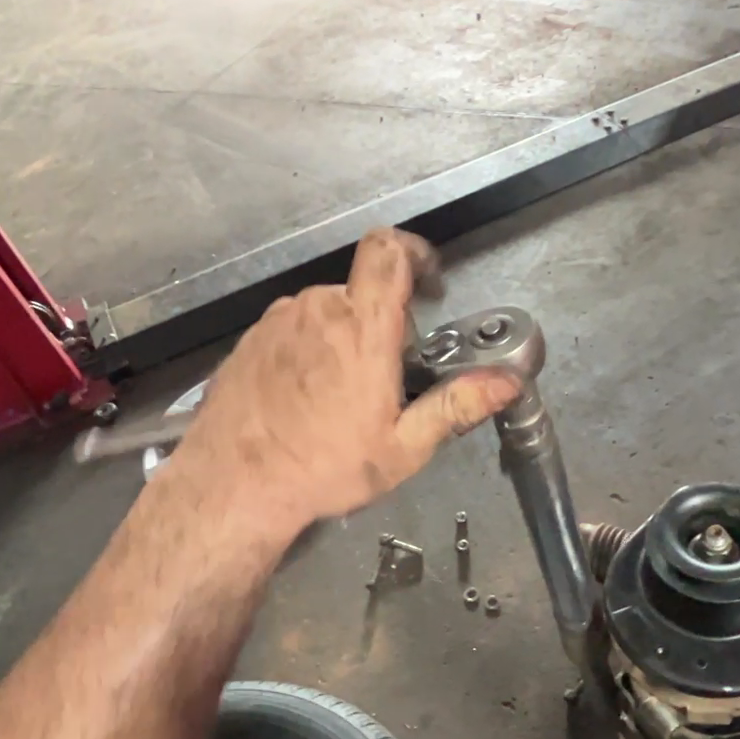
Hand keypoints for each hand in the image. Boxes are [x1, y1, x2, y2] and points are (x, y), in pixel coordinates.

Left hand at [167, 228, 521, 531]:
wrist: (233, 486)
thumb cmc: (322, 468)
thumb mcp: (403, 447)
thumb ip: (457, 406)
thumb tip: (507, 382)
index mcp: (362, 329)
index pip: (389, 252)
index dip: (414, 252)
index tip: (427, 280)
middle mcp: (317, 311)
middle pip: (363, 293)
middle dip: (383, 324)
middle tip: (387, 378)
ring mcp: (278, 323)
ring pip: (327, 312)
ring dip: (345, 339)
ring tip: (343, 396)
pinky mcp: (251, 340)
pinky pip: (293, 330)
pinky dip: (311, 351)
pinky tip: (308, 399)